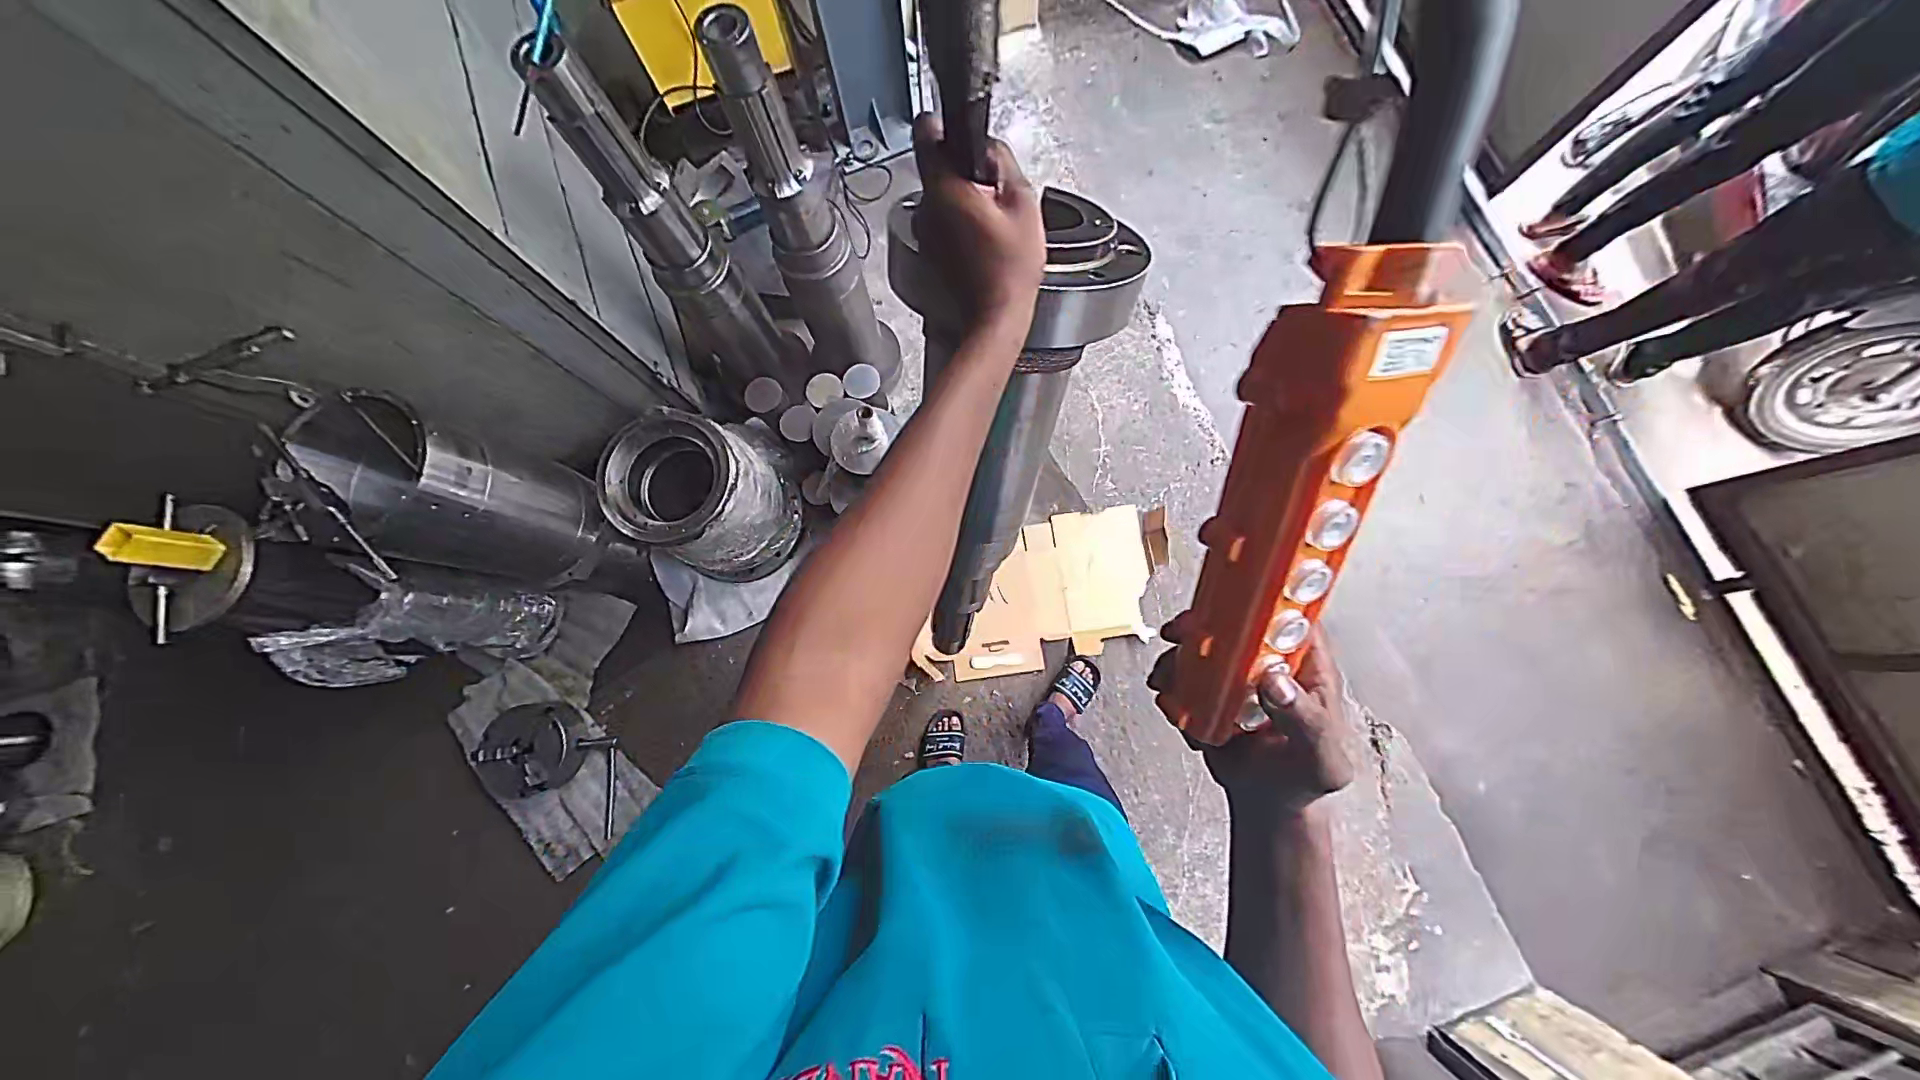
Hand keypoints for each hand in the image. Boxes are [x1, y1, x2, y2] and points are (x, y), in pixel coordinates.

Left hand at [912, 112, 1045, 330]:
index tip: (955, 125)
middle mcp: (926, 209)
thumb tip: (991, 149)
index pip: (926, 134)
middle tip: (992, 187)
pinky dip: (960, 223)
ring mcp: (925, 233)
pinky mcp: (931, 252)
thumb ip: (1004, 163)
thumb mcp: (1023, 203)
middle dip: (963, 169)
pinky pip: (943, 223)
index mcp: (944, 189)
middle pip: (937, 168)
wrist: (996, 316)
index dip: (942, 123)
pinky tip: (984, 239)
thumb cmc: (1009, 269)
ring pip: (941, 197)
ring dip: (963, 198)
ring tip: (992, 219)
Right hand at [1149, 619, 1356, 818]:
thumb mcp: (1321, 757)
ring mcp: (1235, 675)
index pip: (1289, 616)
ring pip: (1200, 647)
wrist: (1269, 803)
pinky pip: (1182, 676)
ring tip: (1170, 685)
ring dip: (1177, 661)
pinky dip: (1170, 688)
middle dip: (1200, 626)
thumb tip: (1276, 681)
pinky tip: (1176, 709)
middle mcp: (1267, 661)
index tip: (1233, 607)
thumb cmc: (1307, 778)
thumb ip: (1305, 721)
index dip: (1262, 603)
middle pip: (1231, 623)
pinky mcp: (1208, 691)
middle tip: (1180, 636)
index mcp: (1306, 666)